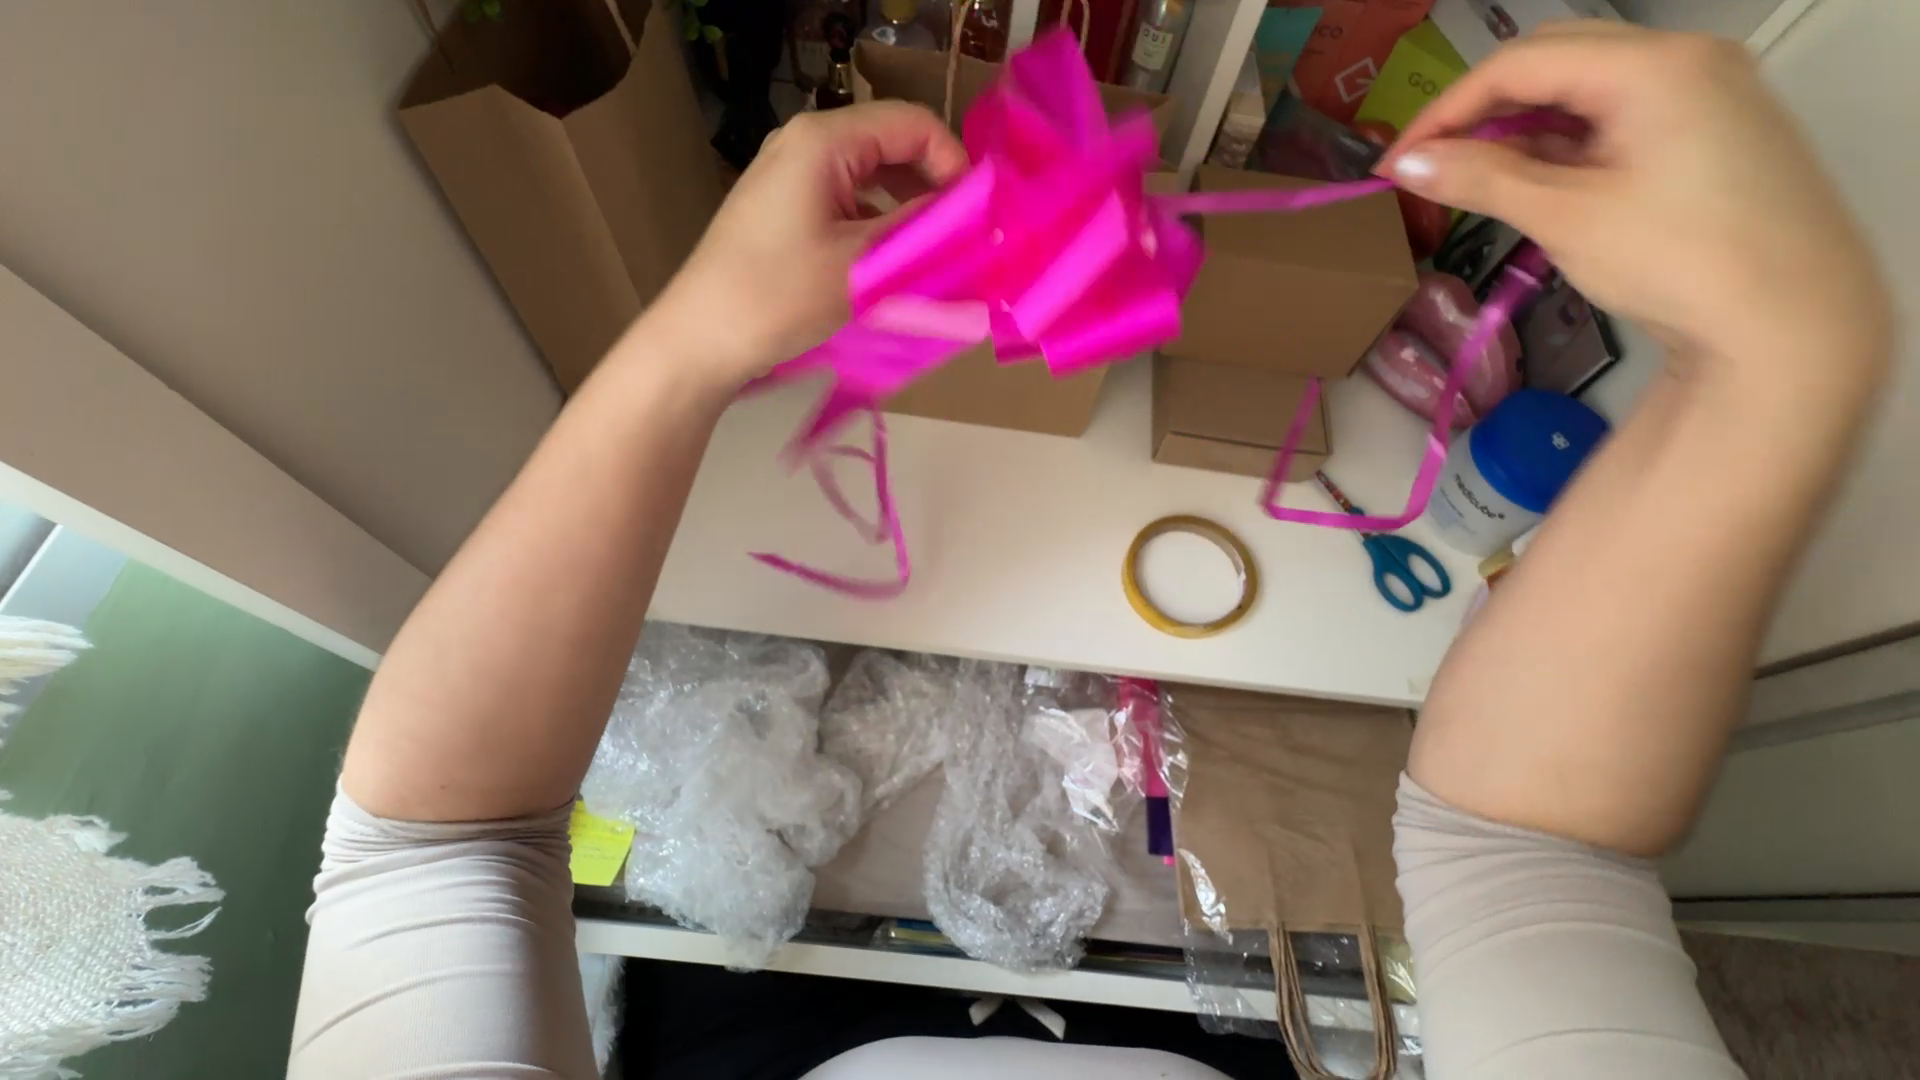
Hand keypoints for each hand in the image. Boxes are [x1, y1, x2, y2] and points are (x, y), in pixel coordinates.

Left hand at [642, 102, 968, 388]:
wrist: (704, 338)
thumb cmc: (780, 294)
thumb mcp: (863, 262)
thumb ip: (921, 230)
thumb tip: (972, 216)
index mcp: (824, 140)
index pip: (912, 124)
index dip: (953, 163)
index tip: (976, 215)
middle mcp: (806, 145)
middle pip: (891, 149)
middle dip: (932, 192)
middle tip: (962, 241)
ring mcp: (791, 178)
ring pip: (871, 182)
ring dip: (906, 216)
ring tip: (933, 260)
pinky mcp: (785, 212)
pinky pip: (847, 206)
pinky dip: (877, 230)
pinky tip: (892, 267)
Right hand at [1380, 22, 1891, 380]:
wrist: (1786, 317)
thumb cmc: (1673, 258)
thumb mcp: (1565, 216)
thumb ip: (1481, 179)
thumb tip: (1404, 165)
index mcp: (1652, 65)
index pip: (1520, 63)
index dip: (1444, 110)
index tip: (1393, 164)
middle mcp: (1681, 61)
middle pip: (1551, 61)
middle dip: (1477, 109)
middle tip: (1425, 165)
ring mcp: (1698, 94)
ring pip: (1579, 89)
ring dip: (1513, 127)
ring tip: (1463, 177)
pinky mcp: (1700, 132)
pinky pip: (1608, 118)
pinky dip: (1554, 144)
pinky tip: (1522, 179)